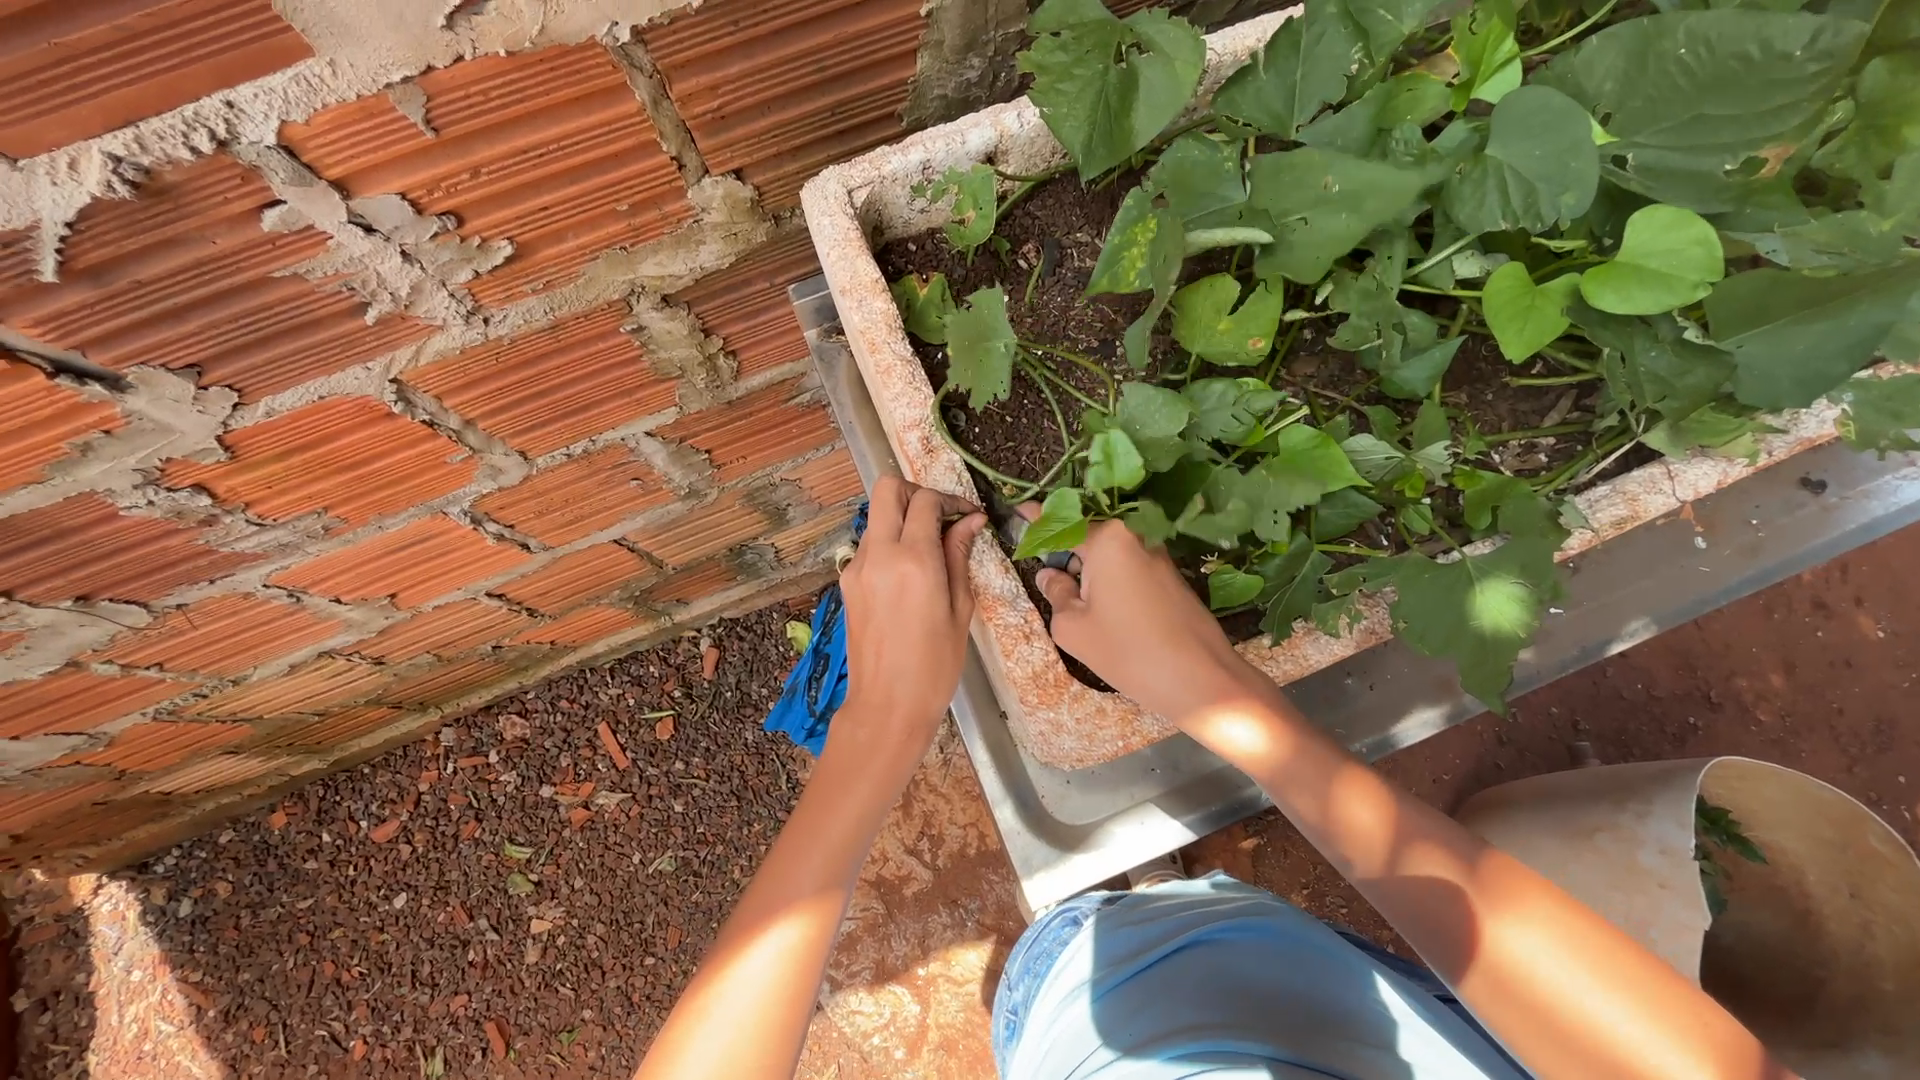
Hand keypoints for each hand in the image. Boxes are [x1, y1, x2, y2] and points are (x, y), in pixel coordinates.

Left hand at [833, 477, 986, 768]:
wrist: (886, 706)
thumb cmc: (935, 666)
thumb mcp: (959, 610)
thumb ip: (959, 557)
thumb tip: (971, 520)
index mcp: (913, 561)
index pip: (926, 502)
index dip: (951, 500)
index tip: (968, 515)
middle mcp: (878, 555)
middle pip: (887, 489)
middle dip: (916, 493)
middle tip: (941, 517)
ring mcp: (856, 567)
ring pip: (875, 516)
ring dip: (901, 519)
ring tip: (930, 549)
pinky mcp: (846, 583)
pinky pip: (868, 545)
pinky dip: (889, 543)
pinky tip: (910, 573)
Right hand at [1022, 509, 1263, 721]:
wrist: (1200, 679)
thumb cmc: (1128, 652)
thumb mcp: (1074, 627)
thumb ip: (1056, 593)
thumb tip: (1050, 575)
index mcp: (1108, 540)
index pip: (1061, 521)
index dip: (1036, 519)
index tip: (1018, 512)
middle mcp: (1134, 536)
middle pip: (1087, 534)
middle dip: (1064, 549)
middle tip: (1045, 573)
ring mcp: (1157, 555)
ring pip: (1109, 552)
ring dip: (1088, 567)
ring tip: (1073, 596)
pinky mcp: (1170, 576)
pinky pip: (1129, 566)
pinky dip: (1110, 578)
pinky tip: (1104, 607)